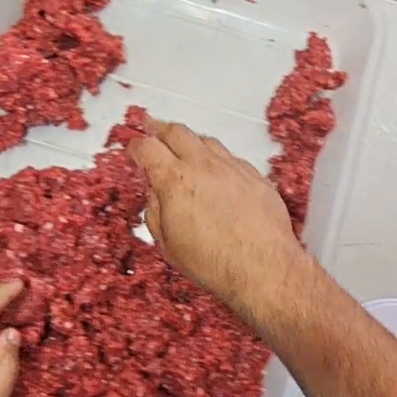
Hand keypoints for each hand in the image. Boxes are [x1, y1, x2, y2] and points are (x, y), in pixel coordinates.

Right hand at [126, 117, 312, 315]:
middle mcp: (204, 166)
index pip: (147, 148)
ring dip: (190, 141)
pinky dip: (217, 159)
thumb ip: (155, 211)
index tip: (133, 149)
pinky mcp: (255, 176)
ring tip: (184, 149)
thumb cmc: (213, 263)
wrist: (263, 267)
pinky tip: (216, 171)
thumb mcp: (168, 244)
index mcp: (175, 181)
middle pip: (177, 132)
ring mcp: (232, 167)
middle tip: (152, 129)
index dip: (135, 146)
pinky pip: (231, 158)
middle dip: (160, 129)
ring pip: (206, 141)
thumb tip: (154, 193)